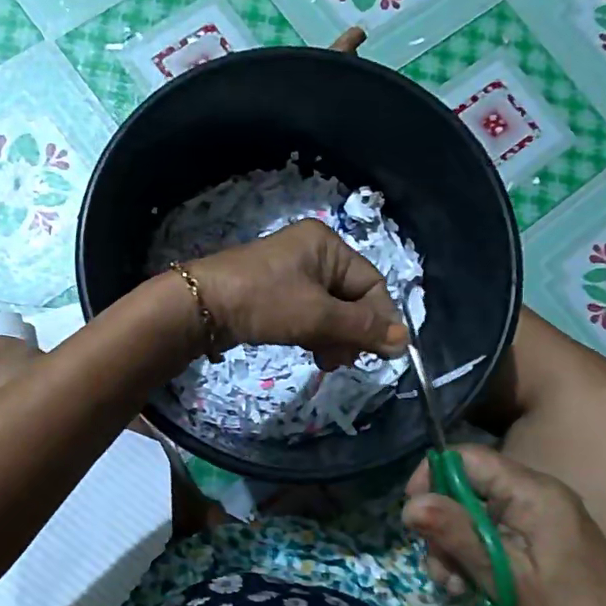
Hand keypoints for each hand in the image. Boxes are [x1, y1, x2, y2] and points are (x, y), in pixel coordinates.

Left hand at [189, 219, 405, 368]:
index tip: (377, 353)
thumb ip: (363, 328)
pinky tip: (314, 353)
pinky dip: (318, 333)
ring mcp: (295, 273)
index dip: (379, 320)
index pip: (372, 284)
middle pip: (354, 297)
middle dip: (354, 331)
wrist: (200, 307)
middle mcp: (315, 253)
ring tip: (327, 360)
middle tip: (345, 360)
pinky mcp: (280, 293)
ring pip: (334, 309)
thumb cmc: (264, 302)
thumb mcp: (318, 316)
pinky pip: (312, 313)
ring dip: (336, 337)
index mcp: (328, 245)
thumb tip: (405, 342)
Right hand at [403, 446, 605, 605]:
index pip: (468, 457)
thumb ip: (457, 535)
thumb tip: (409, 505)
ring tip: (457, 588)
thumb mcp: (503, 576)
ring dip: (457, 546)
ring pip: (477, 512)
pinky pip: (495, 529)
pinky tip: (473, 586)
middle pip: (468, 488)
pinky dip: (477, 553)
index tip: (413, 514)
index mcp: (531, 490)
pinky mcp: (541, 533)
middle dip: (444, 526)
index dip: (433, 476)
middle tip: (442, 571)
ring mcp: (539, 512)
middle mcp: (535, 490)